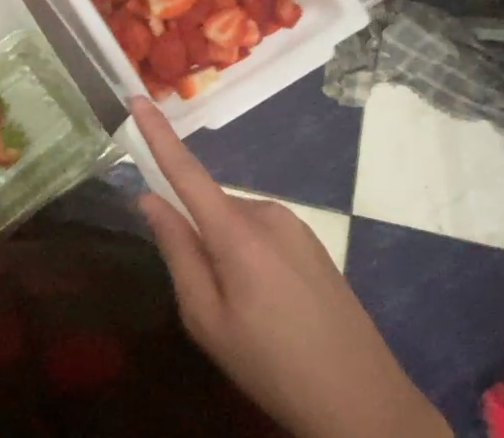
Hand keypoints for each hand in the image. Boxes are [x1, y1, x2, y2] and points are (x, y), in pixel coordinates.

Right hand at [130, 98, 448, 437]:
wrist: (366, 406)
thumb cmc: (273, 366)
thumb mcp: (207, 319)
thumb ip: (177, 252)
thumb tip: (150, 199)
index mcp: (237, 232)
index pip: (186, 172)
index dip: (158, 135)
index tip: (136, 98)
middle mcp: (268, 215)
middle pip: (209, 206)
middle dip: (196, 236)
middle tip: (210, 301)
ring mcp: (296, 228)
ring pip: (234, 223)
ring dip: (224, 251)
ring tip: (246, 313)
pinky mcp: (313, 244)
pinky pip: (261, 234)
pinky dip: (249, 258)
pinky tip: (270, 308)